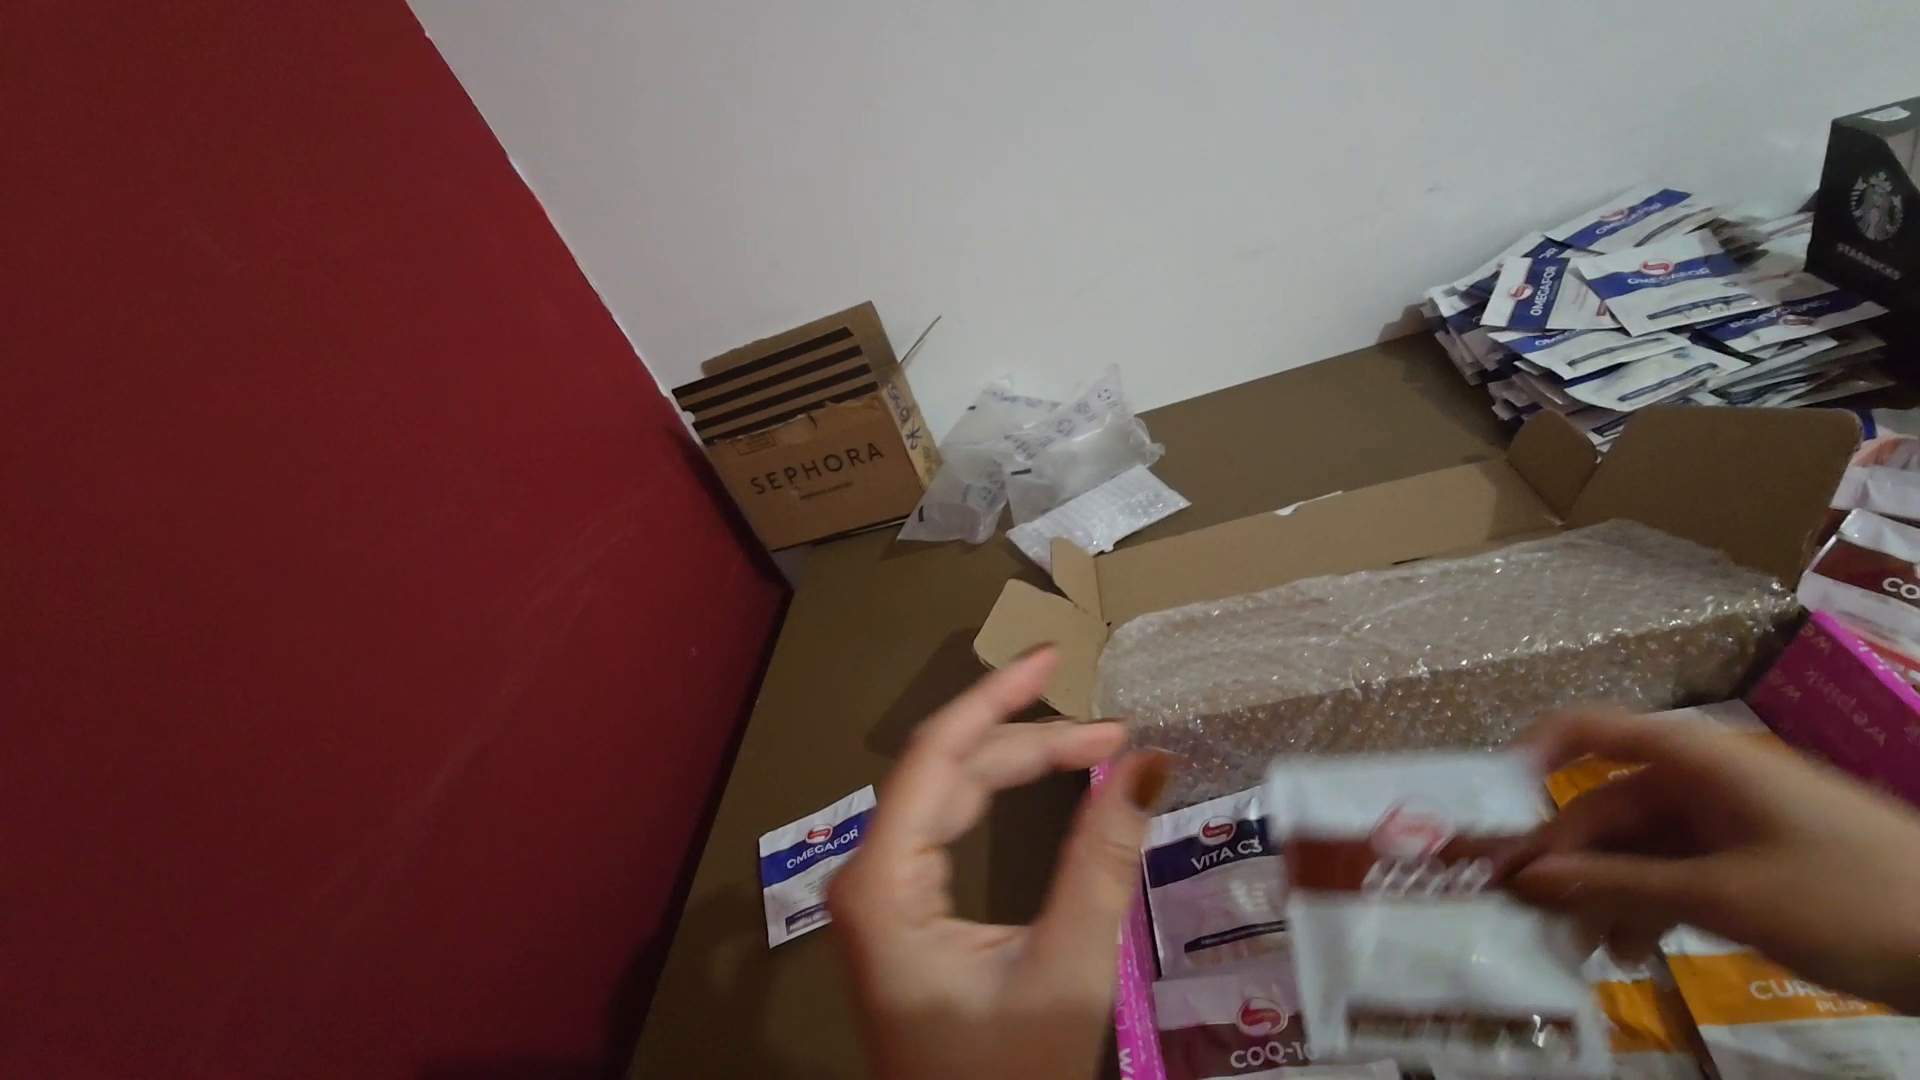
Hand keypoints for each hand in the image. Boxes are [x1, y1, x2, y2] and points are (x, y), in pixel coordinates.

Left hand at [826, 647, 1173, 1079]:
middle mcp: (870, 870)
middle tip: (1109, 731)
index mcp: (882, 881)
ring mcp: (882, 885)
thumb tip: (1149, 764)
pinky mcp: (902, 900)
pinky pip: (948, 820)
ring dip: (1015, 758)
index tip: (1052, 659)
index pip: (937, 755)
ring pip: (948, 789)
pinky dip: (998, 790)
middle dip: (1026, 737)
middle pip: (947, 768)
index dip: (995, 697)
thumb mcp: (1065, 972)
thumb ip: (1103, 862)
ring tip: (1090, 744)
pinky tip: (1037, 772)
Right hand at [1510, 707, 1919, 1011]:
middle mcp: (1702, 783)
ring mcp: (1728, 825)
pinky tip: (1629, 949)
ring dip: (1602, 893)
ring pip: (1636, 848)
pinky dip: (1646, 907)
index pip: (1590, 730)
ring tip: (1578, 944)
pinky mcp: (1750, 865)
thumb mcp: (1723, 897)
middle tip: (1522, 901)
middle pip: (1606, 806)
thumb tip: (1523, 877)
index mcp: (1695, 763)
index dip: (1533, 751)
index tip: (1491, 796)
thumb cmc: (1851, 901)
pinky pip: (1674, 873)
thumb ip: (1614, 884)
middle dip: (1564, 857)